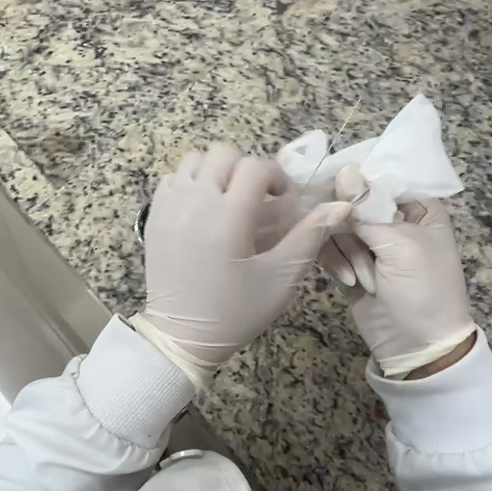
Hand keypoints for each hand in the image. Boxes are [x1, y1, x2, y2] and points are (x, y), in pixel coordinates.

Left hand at [138, 145, 351, 384]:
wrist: (181, 336)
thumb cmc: (236, 311)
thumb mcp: (280, 278)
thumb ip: (308, 236)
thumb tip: (338, 205)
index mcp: (227, 217)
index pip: (254, 166)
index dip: (276, 176)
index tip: (283, 200)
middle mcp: (194, 202)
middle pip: (223, 153)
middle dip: (246, 169)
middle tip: (257, 198)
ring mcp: (169, 207)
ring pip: (194, 160)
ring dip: (217, 171)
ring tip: (228, 199)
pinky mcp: (153, 216)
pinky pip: (173, 178)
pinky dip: (191, 182)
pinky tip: (203, 209)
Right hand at [323, 170, 477, 377]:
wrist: (417, 348)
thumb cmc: (424, 291)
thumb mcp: (401, 246)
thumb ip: (367, 209)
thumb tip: (344, 169)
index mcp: (420, 210)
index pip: (385, 177)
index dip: (360, 176)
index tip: (335, 176)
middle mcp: (393, 221)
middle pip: (354, 199)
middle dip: (347, 220)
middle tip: (347, 234)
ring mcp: (369, 244)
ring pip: (336, 224)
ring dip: (346, 250)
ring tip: (364, 276)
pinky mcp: (348, 264)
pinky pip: (327, 247)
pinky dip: (335, 263)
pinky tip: (349, 281)